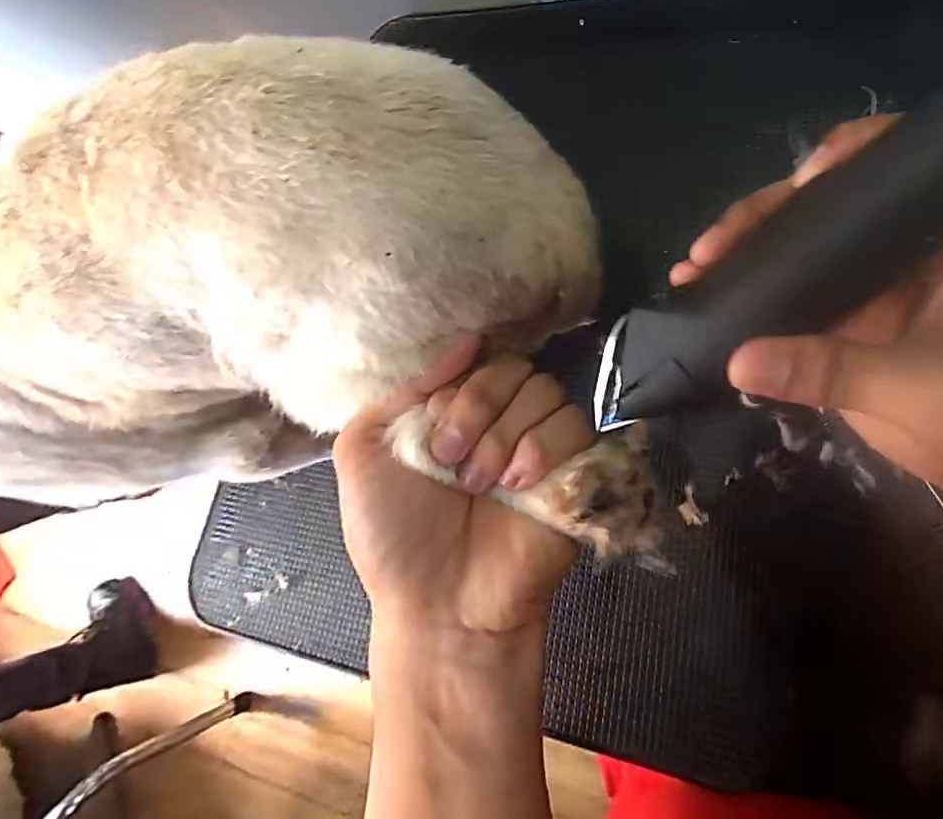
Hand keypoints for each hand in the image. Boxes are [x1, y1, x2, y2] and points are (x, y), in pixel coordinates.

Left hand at [333, 335, 579, 638]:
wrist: (440, 603)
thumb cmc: (395, 534)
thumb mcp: (364, 455)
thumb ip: (402, 390)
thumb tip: (467, 340)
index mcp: (460, 408)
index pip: (481, 357)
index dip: (461, 385)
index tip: (434, 428)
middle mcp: (506, 418)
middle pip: (518, 369)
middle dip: (480, 410)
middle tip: (453, 461)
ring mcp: (544, 441)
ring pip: (548, 392)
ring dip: (507, 437)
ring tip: (484, 485)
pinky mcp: (577, 466)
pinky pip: (577, 424)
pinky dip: (545, 449)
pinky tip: (519, 486)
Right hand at [673, 115, 942, 488]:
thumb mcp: (913, 387)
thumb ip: (832, 370)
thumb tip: (740, 359)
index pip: (902, 164)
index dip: (854, 152)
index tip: (806, 178)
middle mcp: (902, 239)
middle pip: (832, 196)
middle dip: (772, 207)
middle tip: (721, 239)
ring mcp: (865, 271)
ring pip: (800, 234)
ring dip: (748, 240)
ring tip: (697, 262)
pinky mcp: (836, 306)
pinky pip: (785, 280)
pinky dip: (747, 280)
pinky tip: (701, 284)